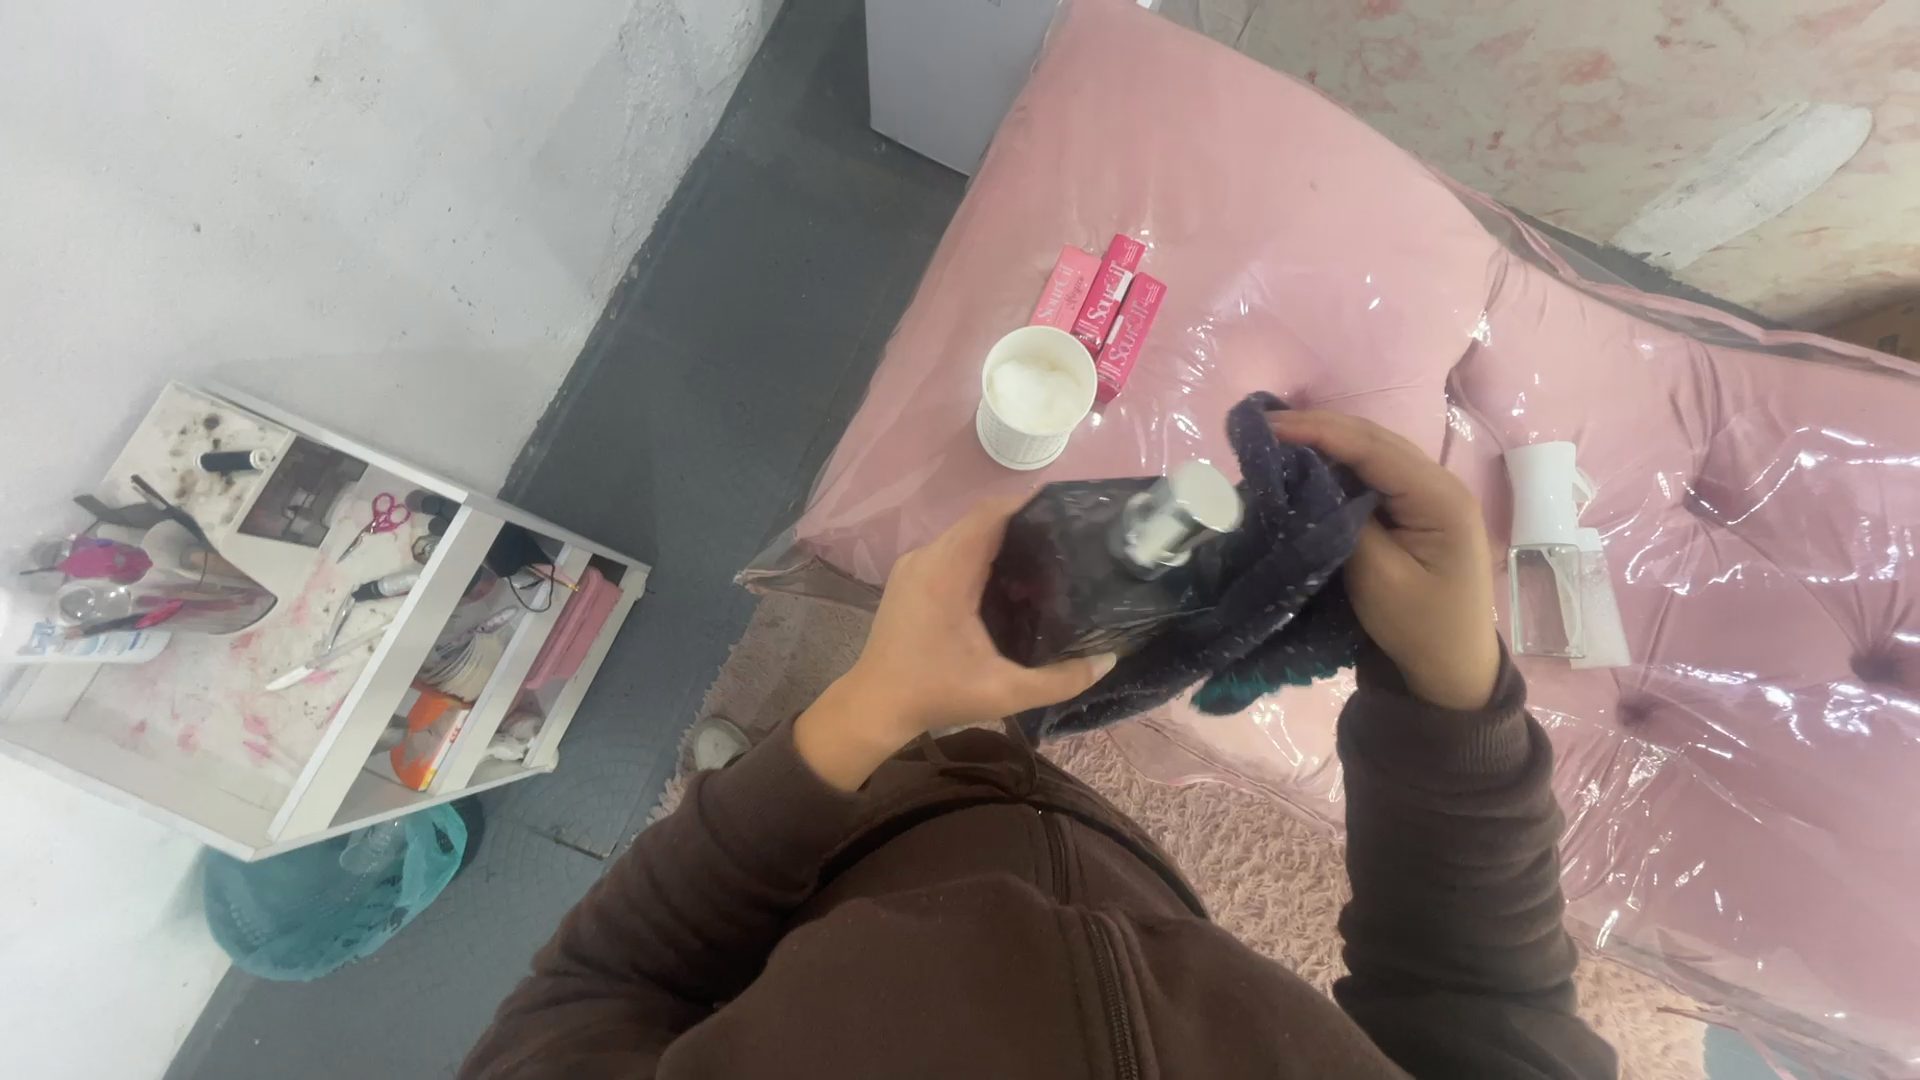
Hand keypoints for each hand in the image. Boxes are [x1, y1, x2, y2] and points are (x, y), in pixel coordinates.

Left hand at [793, 496, 1117, 789]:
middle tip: (1065, 539)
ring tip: (1044, 558)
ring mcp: (914, 564)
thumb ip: (1060, 679)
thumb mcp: (1004, 693)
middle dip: (1022, 524)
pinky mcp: (910, 576)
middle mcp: (927, 556)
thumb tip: (1108, 659)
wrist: (874, 705)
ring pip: (965, 534)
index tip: (1066, 511)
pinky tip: (1008, 580)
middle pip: (980, 520)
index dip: (1028, 505)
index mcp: (947, 571)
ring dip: (1001, 540)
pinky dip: (981, 554)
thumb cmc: (936, 694)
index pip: (990, 514)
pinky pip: (951, 549)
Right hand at [1269, 410, 1500, 709]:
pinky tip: (1305, 460)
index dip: (1319, 431)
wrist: (1451, 666)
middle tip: (1263, 426)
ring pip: (1370, 451)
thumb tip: (1309, 483)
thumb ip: (1346, 524)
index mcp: (1438, 497)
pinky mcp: (1411, 508)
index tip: (1269, 428)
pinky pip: (1370, 472)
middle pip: (1372, 439)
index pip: (1372, 448)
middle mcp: (1437, 483)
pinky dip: (1335, 461)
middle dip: (1317, 427)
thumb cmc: (1418, 625)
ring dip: (1325, 440)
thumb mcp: (1378, 578)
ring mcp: (1426, 494)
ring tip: (1276, 437)